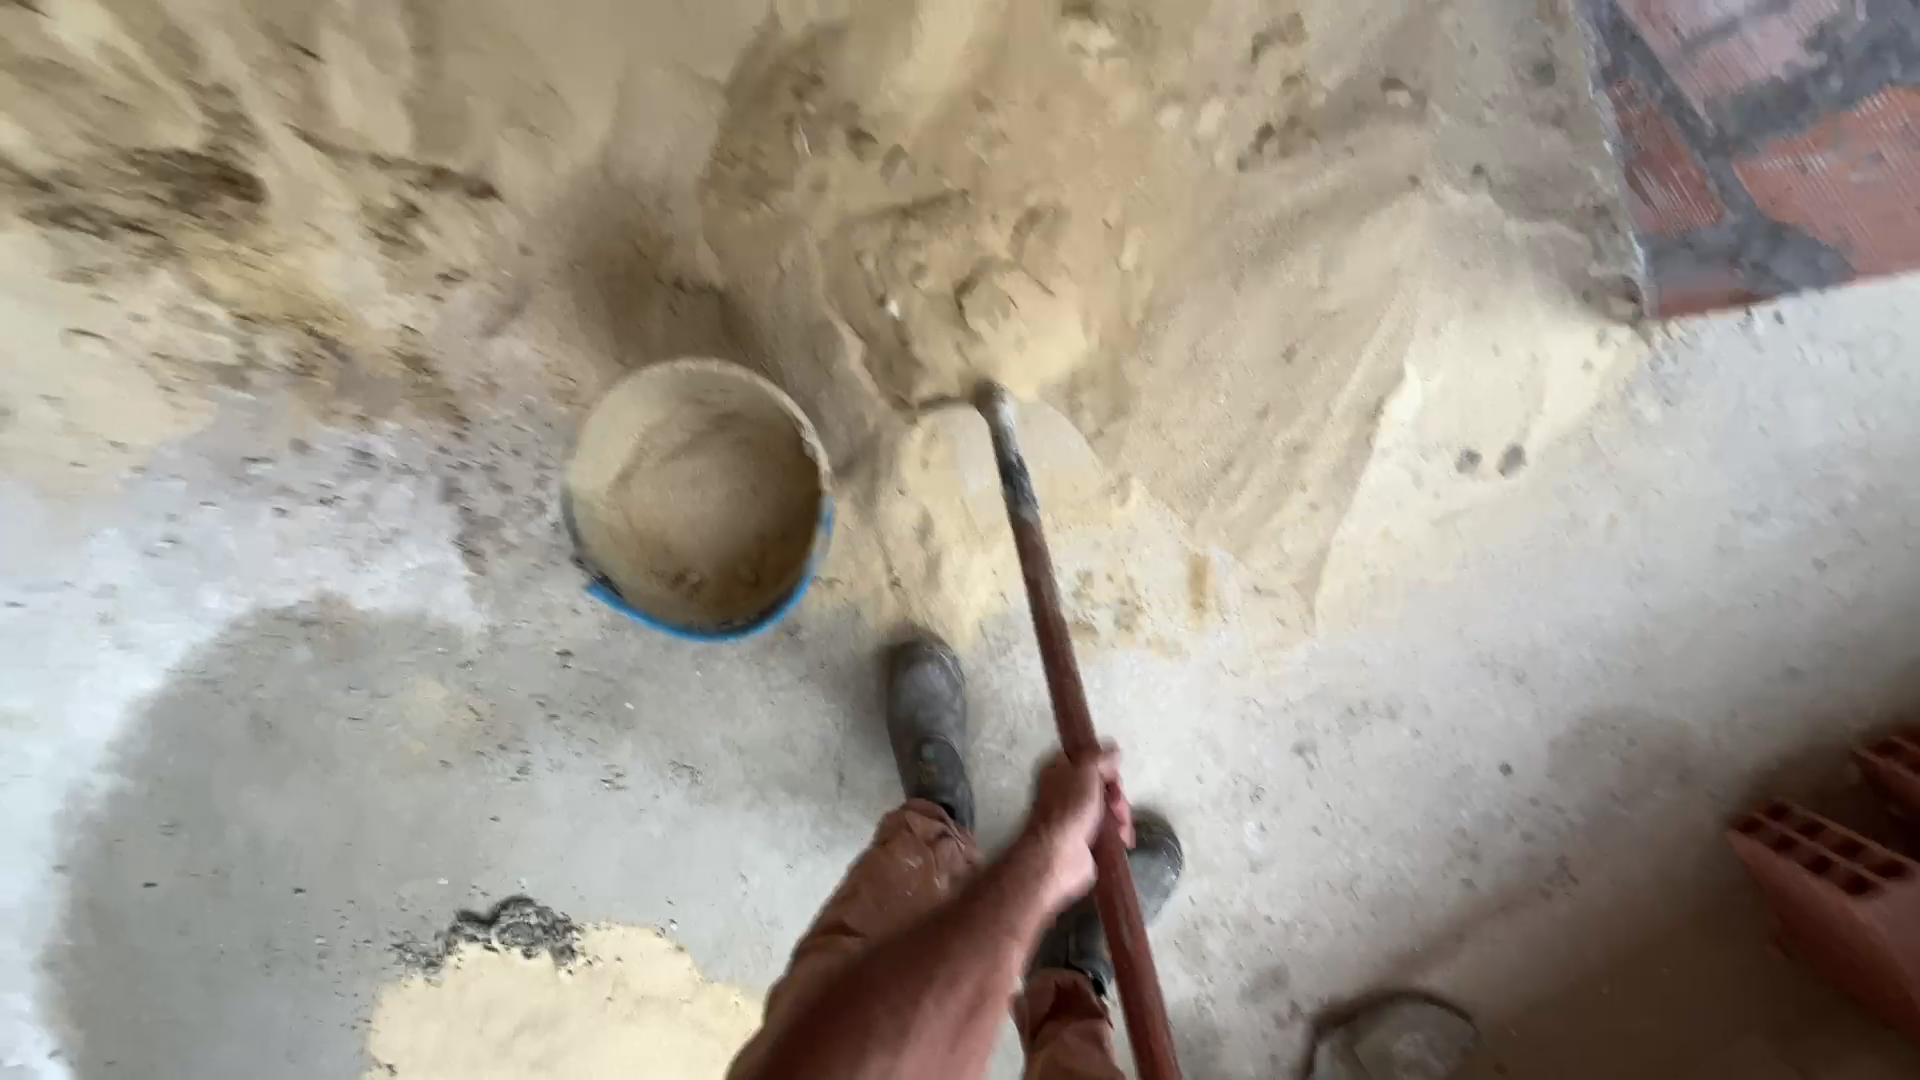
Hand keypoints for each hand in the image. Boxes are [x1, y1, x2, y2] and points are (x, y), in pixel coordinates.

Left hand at [1012, 745, 1132, 912]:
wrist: (1060, 856)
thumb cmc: (1070, 808)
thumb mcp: (1086, 772)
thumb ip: (1099, 757)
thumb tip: (1113, 750)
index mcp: (1061, 770)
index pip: (1090, 761)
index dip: (1106, 768)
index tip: (1115, 777)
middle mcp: (1067, 791)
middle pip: (1103, 785)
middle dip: (1117, 795)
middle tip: (1119, 806)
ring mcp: (1077, 815)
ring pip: (1109, 807)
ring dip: (1121, 816)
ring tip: (1122, 829)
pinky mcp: (1087, 837)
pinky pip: (1109, 829)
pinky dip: (1119, 832)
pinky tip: (1123, 840)